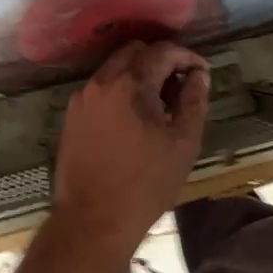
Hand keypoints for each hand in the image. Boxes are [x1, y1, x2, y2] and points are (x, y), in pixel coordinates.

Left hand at [53, 41, 210, 254]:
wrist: (93, 221)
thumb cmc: (146, 185)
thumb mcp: (182, 144)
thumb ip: (194, 102)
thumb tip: (199, 75)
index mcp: (130, 83)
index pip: (162, 51)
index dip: (186, 56)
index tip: (201, 71)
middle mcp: (102, 81)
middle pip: (134, 51)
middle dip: (159, 60)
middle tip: (178, 86)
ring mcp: (82, 97)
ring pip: (114, 68)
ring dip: (138, 74)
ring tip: (157, 105)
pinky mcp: (71, 115)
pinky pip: (100, 88)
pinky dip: (119, 91)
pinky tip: (132, 119)